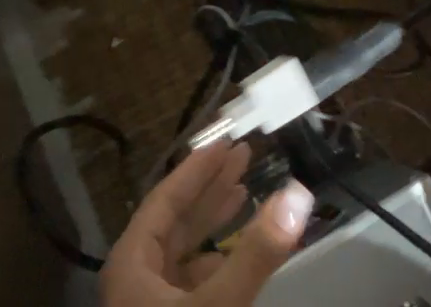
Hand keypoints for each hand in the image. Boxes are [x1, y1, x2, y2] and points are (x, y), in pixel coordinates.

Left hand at [101, 141, 312, 305]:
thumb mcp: (217, 304)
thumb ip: (256, 253)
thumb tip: (297, 194)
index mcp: (132, 263)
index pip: (165, 199)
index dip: (197, 169)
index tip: (226, 141)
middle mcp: (136, 279)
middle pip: (175, 220)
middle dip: (211, 188)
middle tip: (246, 155)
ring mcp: (151, 306)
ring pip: (184, 251)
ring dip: (215, 221)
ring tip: (246, 191)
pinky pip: (193, 281)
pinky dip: (218, 260)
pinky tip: (237, 253)